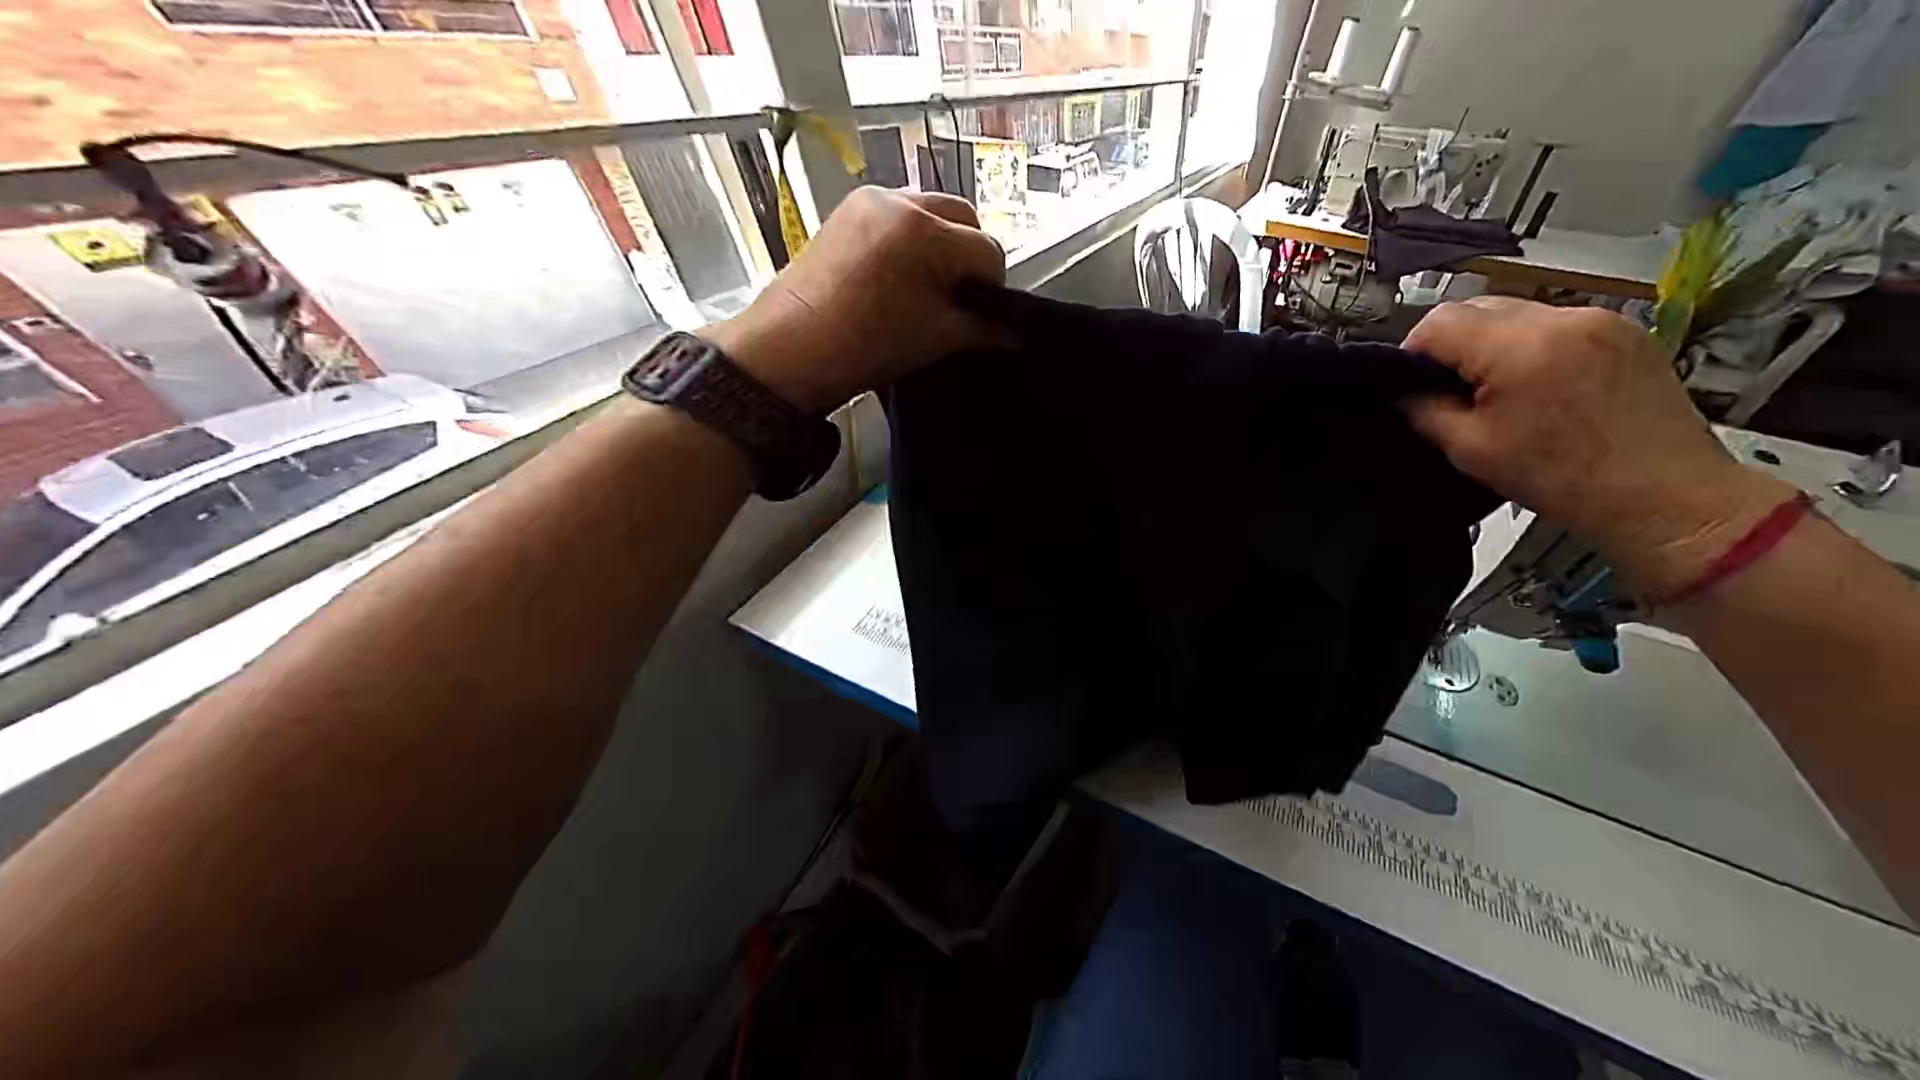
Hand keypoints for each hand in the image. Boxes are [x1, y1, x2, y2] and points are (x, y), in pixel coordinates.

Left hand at [701, 186, 1005, 412]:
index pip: (987, 249)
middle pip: (961, 217)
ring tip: (923, 288)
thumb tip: (1014, 338)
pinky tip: (895, 276)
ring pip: (928, 212)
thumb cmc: (867, 346)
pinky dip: (908, 240)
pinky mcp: (845, 211)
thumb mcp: (934, 339)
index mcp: (927, 231)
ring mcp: (869, 201)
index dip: (993, 286)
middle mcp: (901, 200)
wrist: (790, 351)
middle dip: (967, 257)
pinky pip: (894, 216)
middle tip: (956, 299)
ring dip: (938, 244)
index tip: (982, 316)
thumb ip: (982, 332)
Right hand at [1402, 297, 1798, 595]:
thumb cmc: (1563, 478)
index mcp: (1520, 347)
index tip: (1411, 383)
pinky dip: (1532, 347)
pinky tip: (1538, 386)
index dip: (1412, 351)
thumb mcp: (1470, 449)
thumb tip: (1401, 389)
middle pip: (1477, 308)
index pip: (1438, 321)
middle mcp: (1562, 319)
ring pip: (1515, 314)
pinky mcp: (1625, 331)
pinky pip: (1555, 324)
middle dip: (1452, 345)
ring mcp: (1601, 320)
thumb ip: (1424, 409)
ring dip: (1492, 344)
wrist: (1663, 495)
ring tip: (1499, 391)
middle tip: (1451, 391)